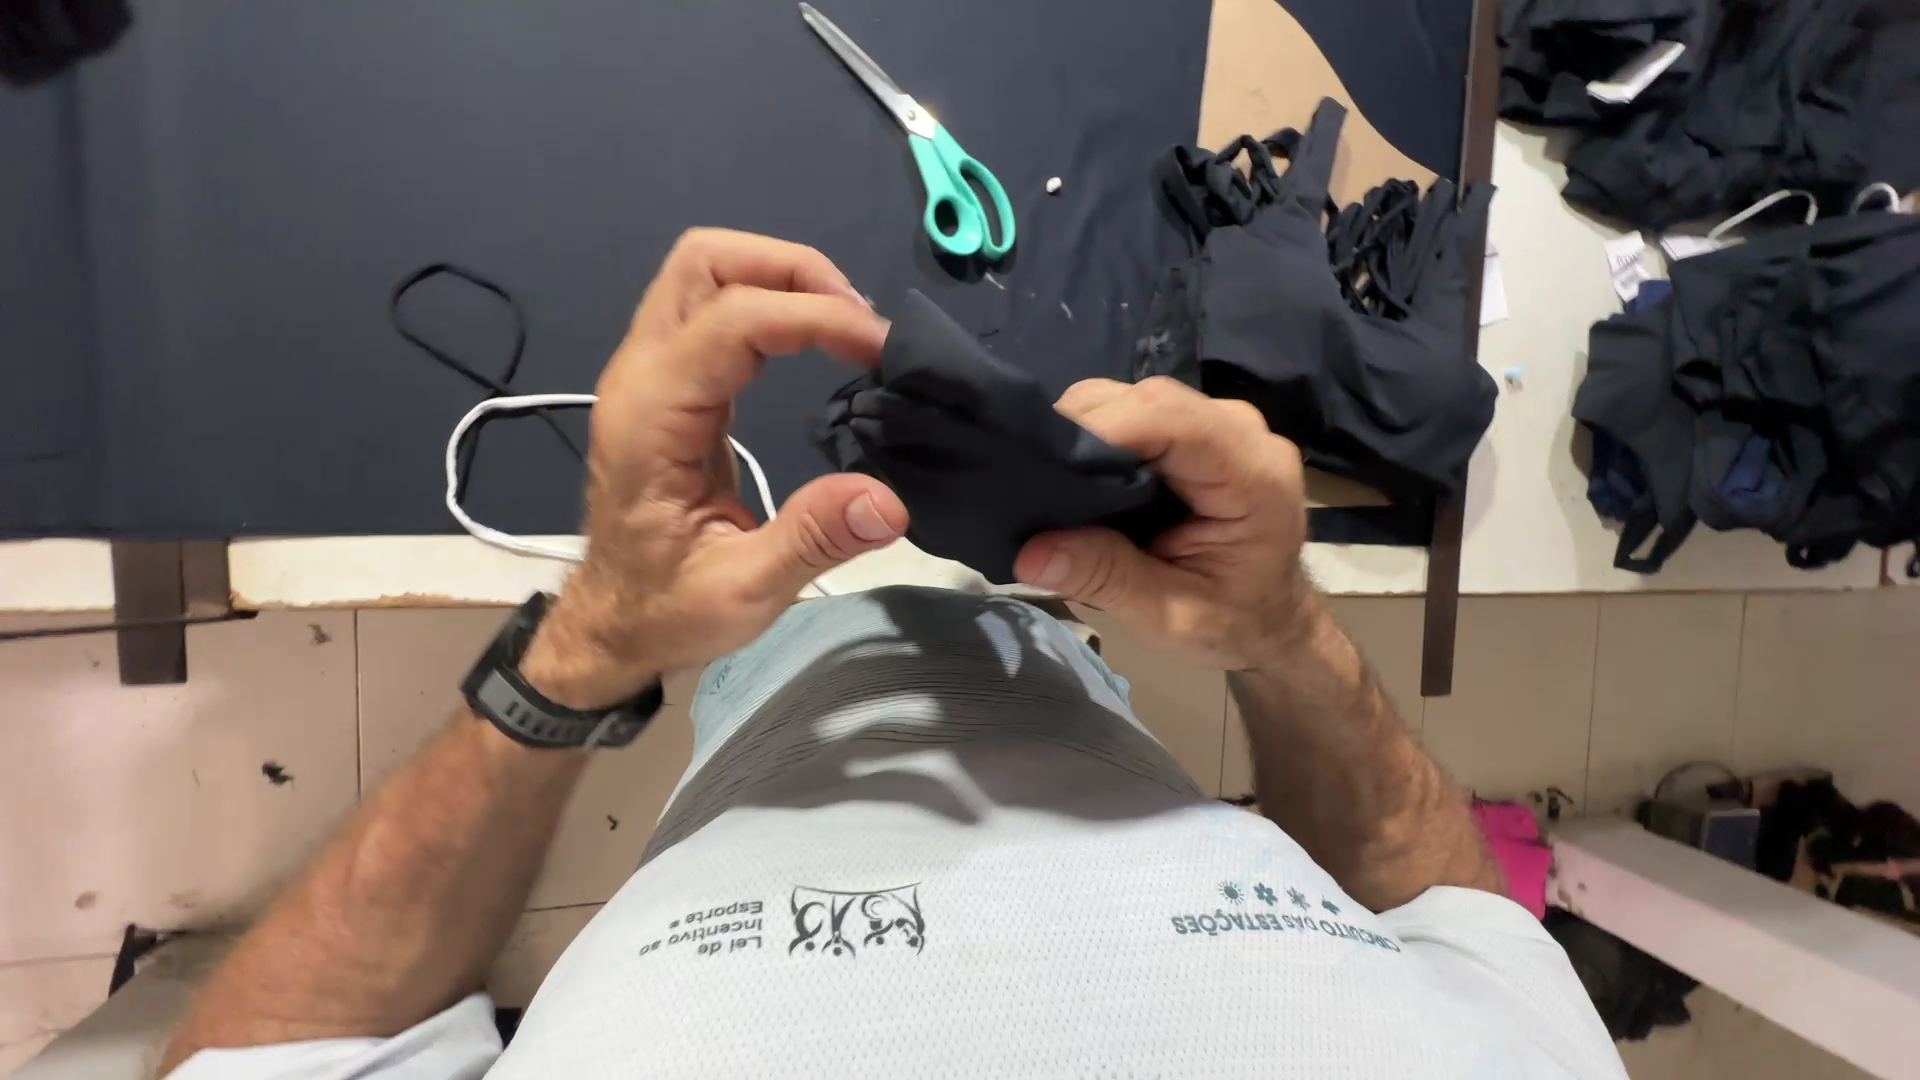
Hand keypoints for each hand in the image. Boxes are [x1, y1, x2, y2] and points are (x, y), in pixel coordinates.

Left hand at [520, 229, 907, 707]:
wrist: (613, 623)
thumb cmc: (667, 610)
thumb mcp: (744, 591)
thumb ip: (813, 541)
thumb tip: (889, 502)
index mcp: (651, 418)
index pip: (733, 320)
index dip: (816, 317)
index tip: (881, 351)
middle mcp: (642, 377)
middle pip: (706, 262)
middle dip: (792, 270)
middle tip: (860, 322)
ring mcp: (651, 376)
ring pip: (707, 273)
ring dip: (783, 280)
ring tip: (846, 327)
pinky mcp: (671, 387)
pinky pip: (716, 310)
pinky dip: (774, 305)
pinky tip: (817, 344)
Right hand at [1012, 377, 1315, 670]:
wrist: (1269, 620)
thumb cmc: (1232, 623)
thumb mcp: (1169, 616)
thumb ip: (1107, 578)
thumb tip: (1029, 552)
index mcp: (1253, 478)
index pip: (1174, 422)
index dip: (1105, 428)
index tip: (1042, 460)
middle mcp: (1240, 433)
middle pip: (1148, 399)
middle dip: (1082, 428)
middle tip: (1032, 477)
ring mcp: (1217, 424)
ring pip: (1134, 397)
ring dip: (1084, 430)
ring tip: (1048, 477)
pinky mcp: (1193, 429)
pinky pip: (1134, 411)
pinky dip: (1095, 434)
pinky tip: (1075, 472)